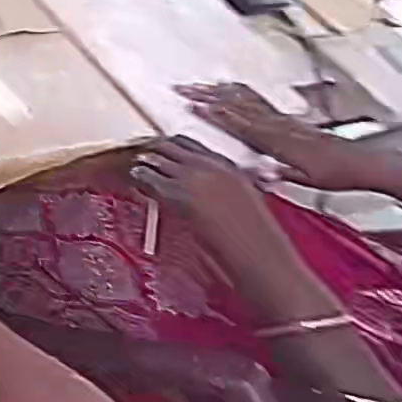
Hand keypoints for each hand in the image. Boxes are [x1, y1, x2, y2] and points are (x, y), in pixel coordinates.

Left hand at [130, 136, 339, 323]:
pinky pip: (146, 177)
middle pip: (166, 145)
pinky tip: (142, 189)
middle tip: (143, 161)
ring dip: (144, 165)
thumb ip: (219, 181)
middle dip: (152, 152)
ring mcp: (192, 178)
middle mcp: (211, 167)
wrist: (262, 259)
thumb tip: (188, 175)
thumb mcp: (243, 197)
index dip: (169, 147)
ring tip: (140, 174)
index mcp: (231, 167)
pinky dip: (139, 180)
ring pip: (153, 158)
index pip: (188, 142)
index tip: (159, 152)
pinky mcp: (176, 193)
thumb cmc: (256, 238)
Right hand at [180, 82, 395, 192]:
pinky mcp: (288, 119)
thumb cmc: (338, 175)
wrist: (371, 166)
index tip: (193, 105)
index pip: (240, 124)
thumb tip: (255, 173)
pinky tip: (232, 88)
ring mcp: (283, 120)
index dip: (215, 114)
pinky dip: (241, 92)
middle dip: (208, 96)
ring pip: (246, 101)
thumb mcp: (307, 180)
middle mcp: (277, 126)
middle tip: (184, 88)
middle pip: (237, 107)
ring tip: (200, 84)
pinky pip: (259, 102)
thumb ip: (277, 173)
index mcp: (277, 141)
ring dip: (220, 92)